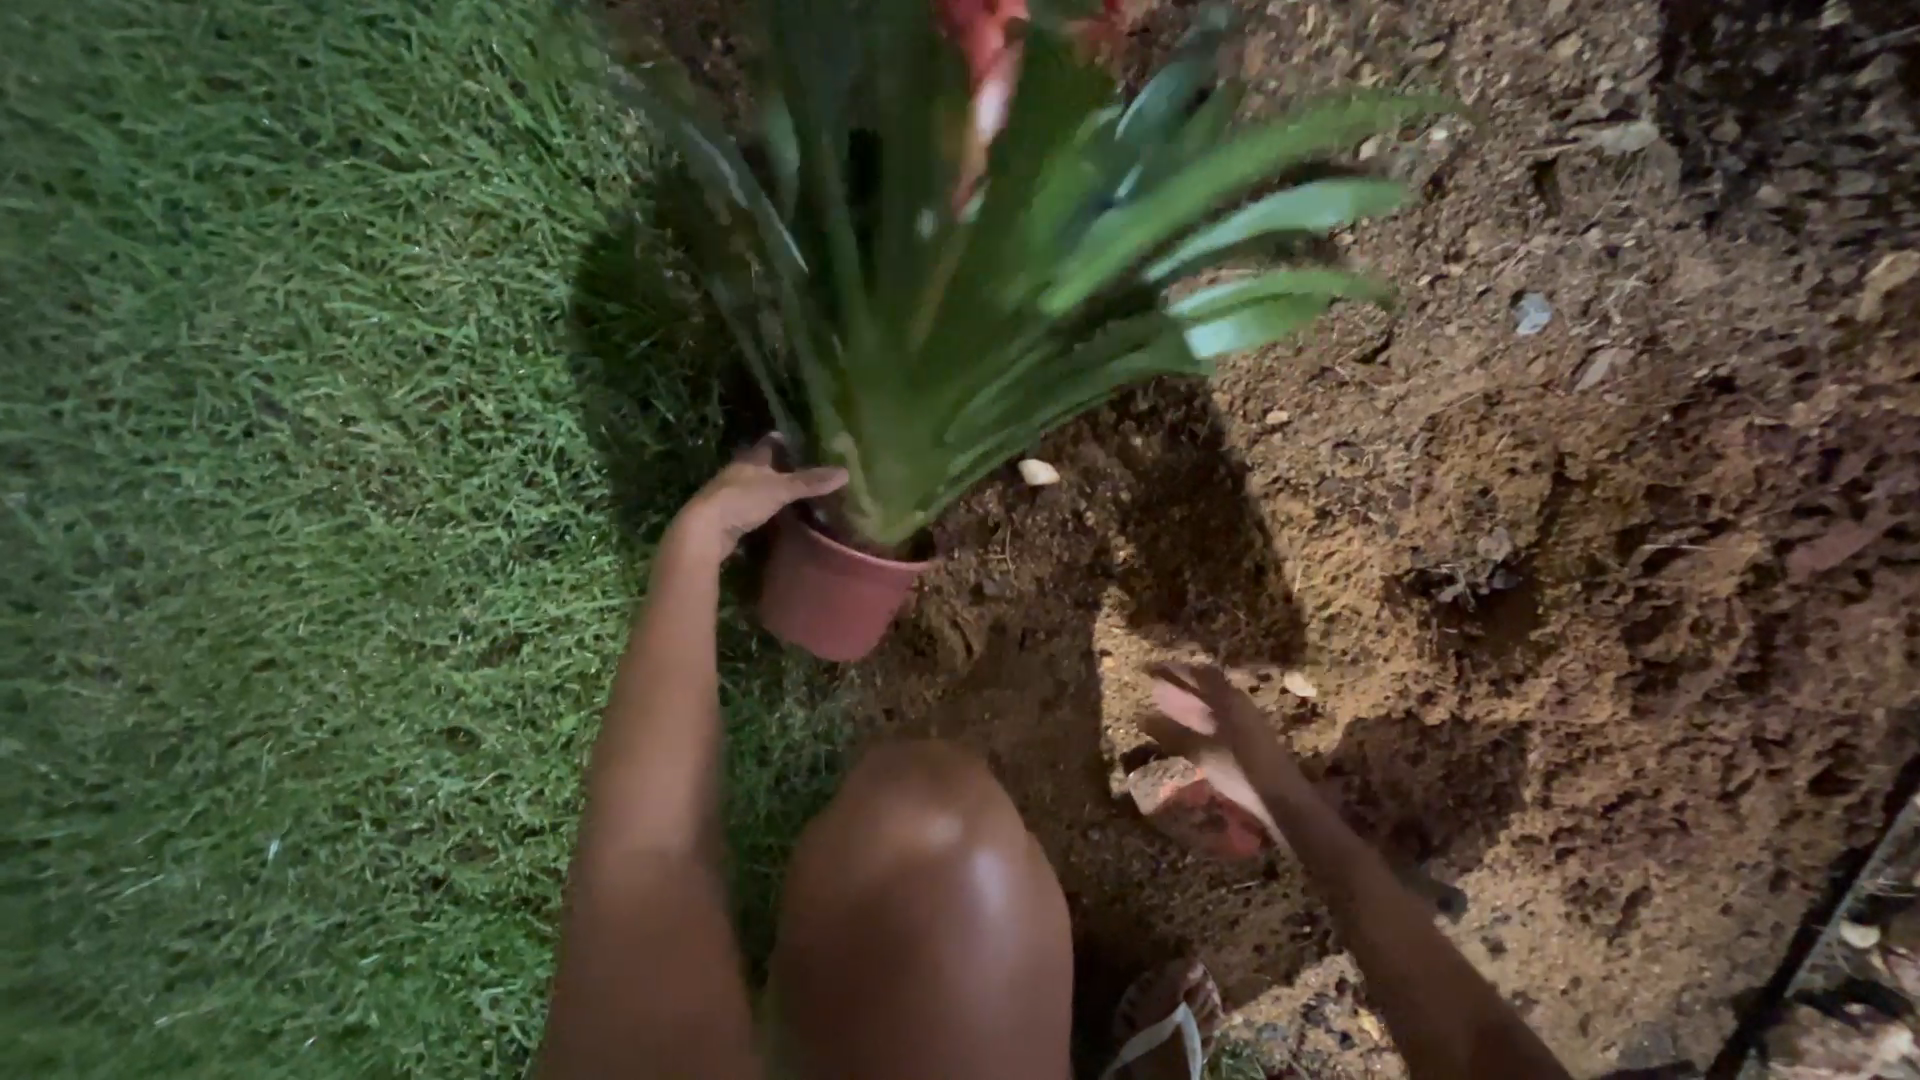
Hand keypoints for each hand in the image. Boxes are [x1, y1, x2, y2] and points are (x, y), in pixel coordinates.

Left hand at [670, 435, 847, 561]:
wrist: (705, 529)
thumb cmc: (742, 500)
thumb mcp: (781, 489)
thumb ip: (810, 482)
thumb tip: (845, 472)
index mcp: (750, 458)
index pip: (769, 442)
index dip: (786, 440)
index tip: (804, 441)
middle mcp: (739, 471)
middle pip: (763, 463)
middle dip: (782, 465)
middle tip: (806, 468)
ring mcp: (731, 493)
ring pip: (757, 485)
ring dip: (773, 487)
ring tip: (797, 491)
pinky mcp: (728, 515)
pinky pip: (752, 506)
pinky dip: (766, 507)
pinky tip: (778, 514)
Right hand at [1144, 662, 1308, 817]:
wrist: (1280, 799)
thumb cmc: (1240, 769)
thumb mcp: (1202, 752)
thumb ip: (1173, 734)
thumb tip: (1141, 717)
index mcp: (1229, 700)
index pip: (1199, 674)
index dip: (1174, 669)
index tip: (1151, 669)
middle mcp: (1237, 706)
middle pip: (1204, 689)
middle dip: (1178, 686)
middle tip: (1151, 686)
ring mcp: (1243, 723)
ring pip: (1208, 707)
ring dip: (1185, 704)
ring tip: (1159, 705)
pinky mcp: (1244, 741)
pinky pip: (1213, 722)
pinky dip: (1194, 721)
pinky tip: (1181, 730)